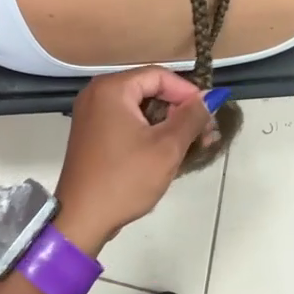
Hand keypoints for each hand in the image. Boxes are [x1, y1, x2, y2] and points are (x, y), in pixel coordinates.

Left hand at [54, 68, 215, 253]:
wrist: (81, 217)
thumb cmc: (124, 179)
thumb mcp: (166, 147)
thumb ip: (191, 117)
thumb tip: (211, 97)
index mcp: (111, 88)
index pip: (159, 75)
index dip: (188, 93)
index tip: (209, 115)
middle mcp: (96, 93)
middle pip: (148, 89)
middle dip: (179, 109)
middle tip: (204, 133)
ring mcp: (90, 114)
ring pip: (139, 107)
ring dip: (166, 123)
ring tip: (192, 145)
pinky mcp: (91, 133)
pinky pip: (125, 121)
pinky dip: (147, 131)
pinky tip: (167, 151)